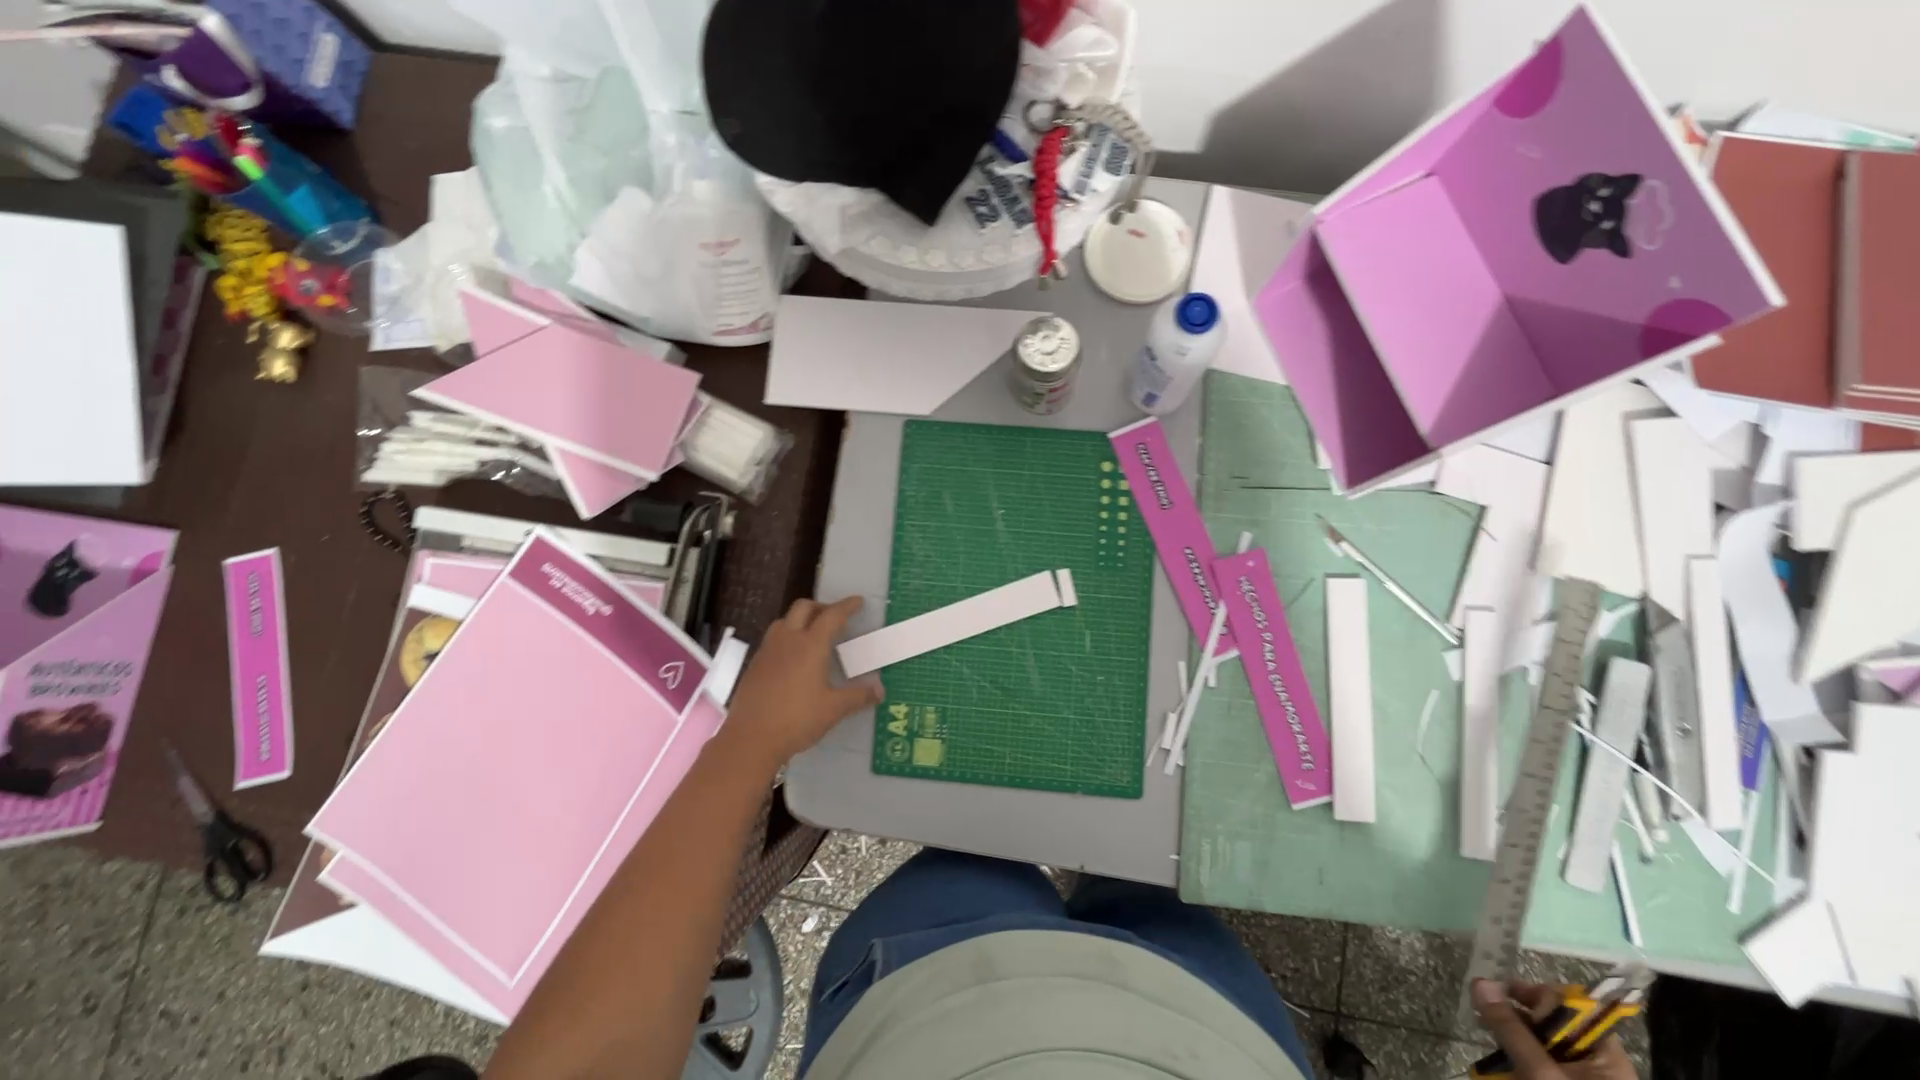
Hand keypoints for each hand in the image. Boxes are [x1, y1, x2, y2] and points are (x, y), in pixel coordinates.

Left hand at [721, 597, 883, 768]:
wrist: (750, 737)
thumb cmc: (797, 719)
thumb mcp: (834, 709)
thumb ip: (858, 696)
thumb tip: (880, 690)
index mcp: (811, 645)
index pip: (832, 616)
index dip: (847, 606)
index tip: (858, 601)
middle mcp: (788, 640)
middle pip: (803, 608)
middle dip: (821, 607)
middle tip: (835, 618)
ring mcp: (767, 651)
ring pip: (784, 621)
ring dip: (801, 619)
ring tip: (812, 635)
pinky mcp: (754, 664)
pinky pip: (773, 639)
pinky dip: (787, 637)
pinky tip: (792, 658)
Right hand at [1471, 980, 1637, 1079]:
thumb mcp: (1539, 1073)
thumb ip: (1511, 1028)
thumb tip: (1481, 982)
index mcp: (1605, 1055)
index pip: (1574, 1007)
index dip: (1538, 994)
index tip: (1501, 991)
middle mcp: (1596, 1064)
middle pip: (1555, 1025)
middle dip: (1517, 1015)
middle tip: (1484, 1011)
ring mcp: (1577, 1079)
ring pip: (1542, 1045)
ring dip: (1512, 1036)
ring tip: (1486, 1034)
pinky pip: (1537, 1066)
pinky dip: (1517, 1060)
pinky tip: (1498, 1064)